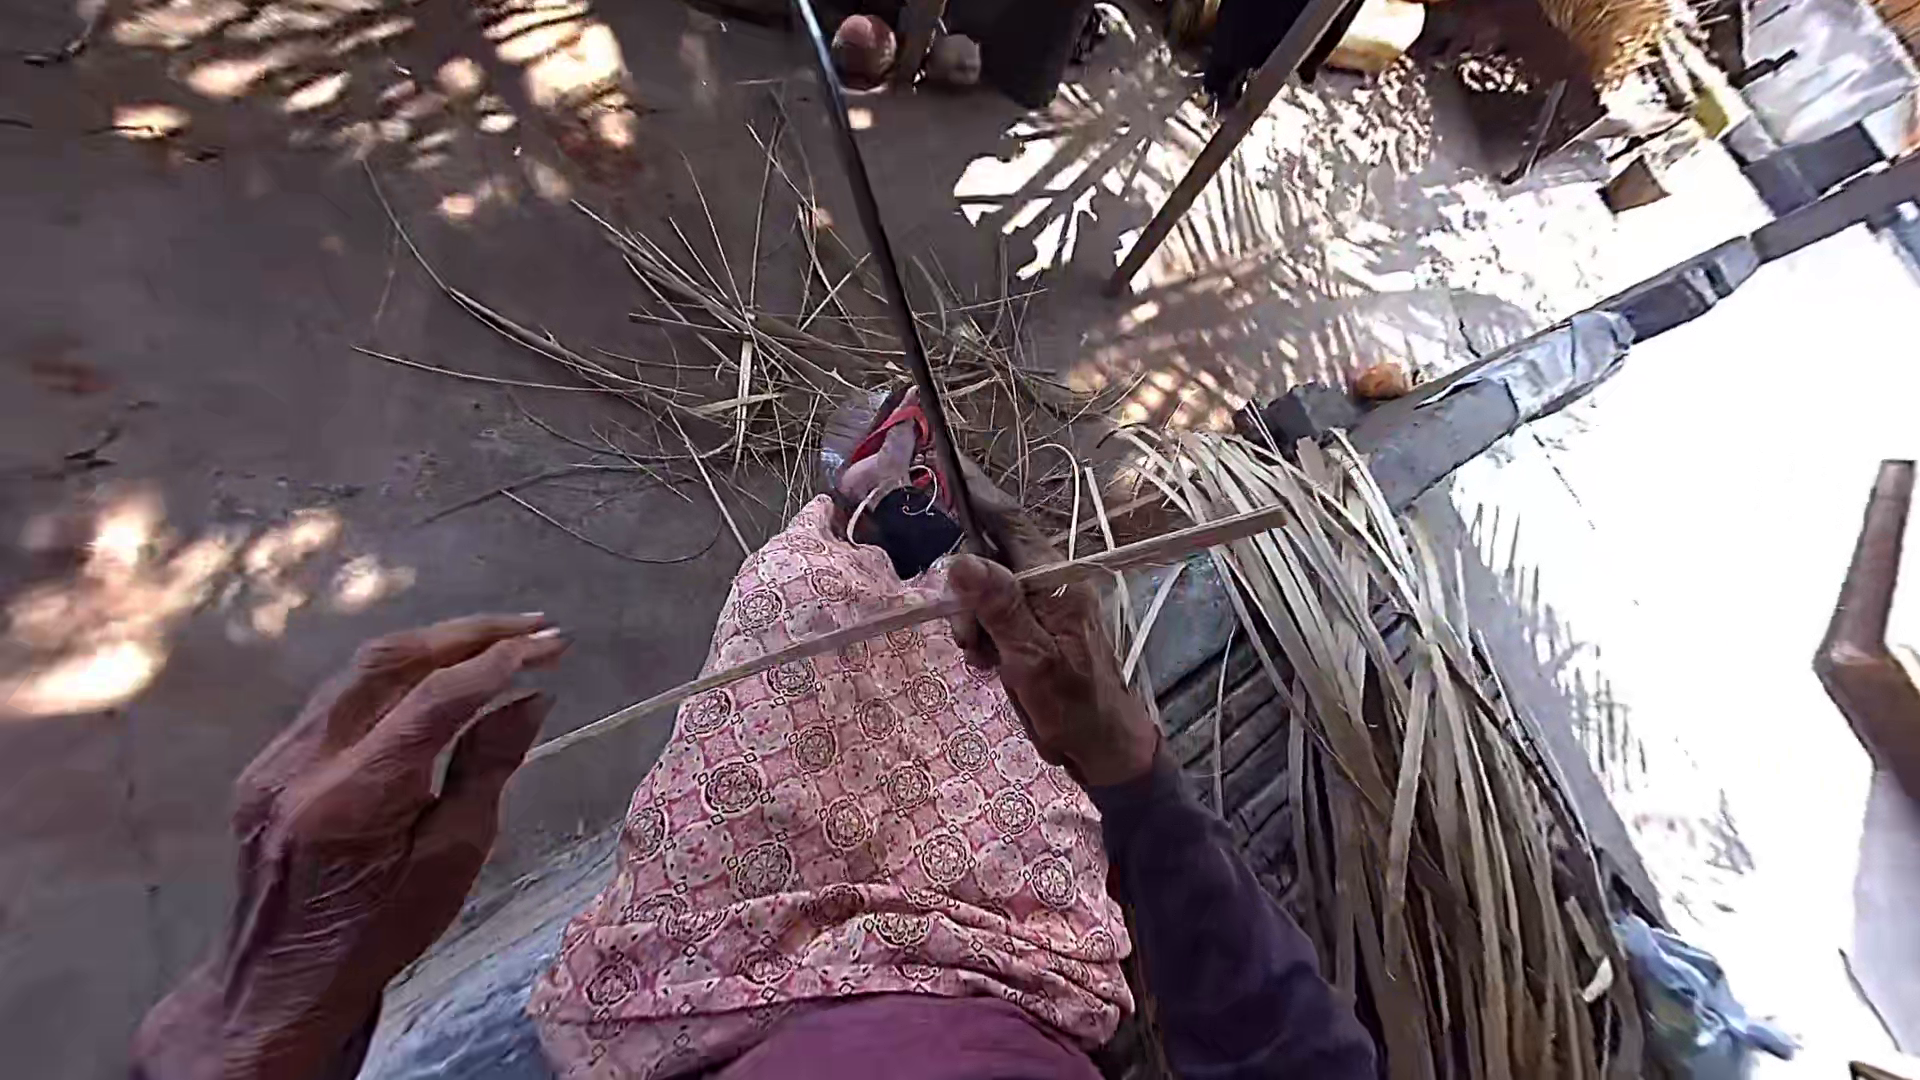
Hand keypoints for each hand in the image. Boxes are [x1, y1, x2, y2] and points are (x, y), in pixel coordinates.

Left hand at [133, 614, 568, 1079]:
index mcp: (354, 797)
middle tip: (537, 628)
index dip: (502, 661)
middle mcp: (303, 764)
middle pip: (391, 660)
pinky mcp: (276, 759)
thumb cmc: (385, 924)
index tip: (554, 645)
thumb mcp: (458, 851)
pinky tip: (453, 669)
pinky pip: (351, 689)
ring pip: (367, 666)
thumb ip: (491, 764)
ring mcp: (279, 757)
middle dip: (473, 633)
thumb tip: (533, 697)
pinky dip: (413, 666)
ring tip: (507, 635)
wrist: (278, 981)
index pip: (437, 698)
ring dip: (444, 641)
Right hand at [947, 485, 1159, 788]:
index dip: (977, 496)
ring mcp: (1038, 603)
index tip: (945, 471)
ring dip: (973, 621)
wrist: (1101, 746)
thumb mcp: (1032, 660)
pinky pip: (991, 613)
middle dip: (967, 593)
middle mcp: (1047, 582)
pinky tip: (988, 662)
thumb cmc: (1074, 707)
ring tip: (983, 659)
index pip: (1009, 523)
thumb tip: (961, 560)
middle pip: (988, 558)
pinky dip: (981, 634)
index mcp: (1055, 580)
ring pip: (984, 589)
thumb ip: (999, 608)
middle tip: (969, 639)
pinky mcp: (1030, 624)